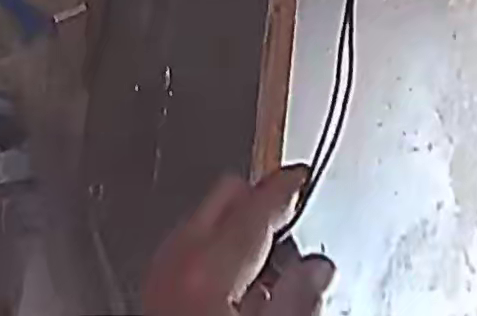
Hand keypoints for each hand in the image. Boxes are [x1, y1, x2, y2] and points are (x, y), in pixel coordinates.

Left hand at [142, 167, 336, 315]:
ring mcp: (163, 264)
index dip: (283, 187)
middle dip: (259, 203)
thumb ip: (297, 302)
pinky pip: (193, 240)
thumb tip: (318, 268)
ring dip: (240, 227)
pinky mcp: (157, 279)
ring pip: (208, 215)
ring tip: (274, 271)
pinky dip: (221, 247)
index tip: (301, 174)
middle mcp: (178, 253)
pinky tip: (242, 286)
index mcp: (208, 265)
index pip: (253, 207)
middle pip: (224, 195)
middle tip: (294, 225)